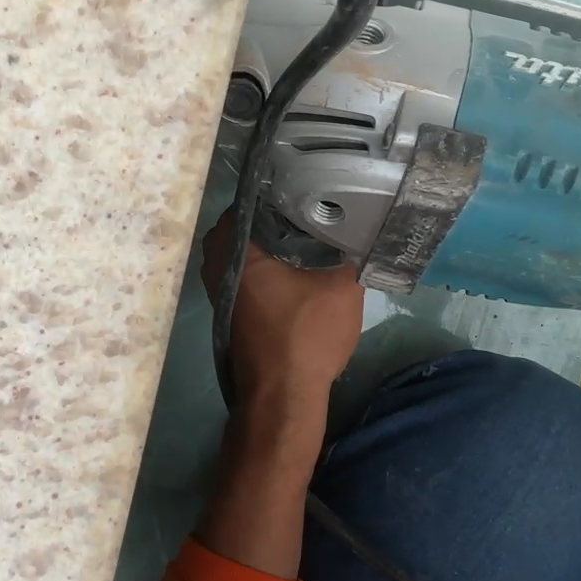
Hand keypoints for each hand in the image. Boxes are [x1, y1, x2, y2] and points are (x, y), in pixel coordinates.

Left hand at [201, 210, 364, 410]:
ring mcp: (218, 289)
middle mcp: (216, 263)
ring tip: (308, 236)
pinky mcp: (228, 309)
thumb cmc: (306, 333)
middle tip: (309, 211)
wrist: (283, 394)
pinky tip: (295, 267)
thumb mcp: (343, 285)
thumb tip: (363, 226)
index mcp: (236, 247)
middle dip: (275, 216)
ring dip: (270, 244)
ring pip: (244, 251)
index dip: (281, 190)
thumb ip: (352, 249)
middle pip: (246, 224)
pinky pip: (245, 272)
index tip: (308, 186)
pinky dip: (265, 266)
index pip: (252, 199)